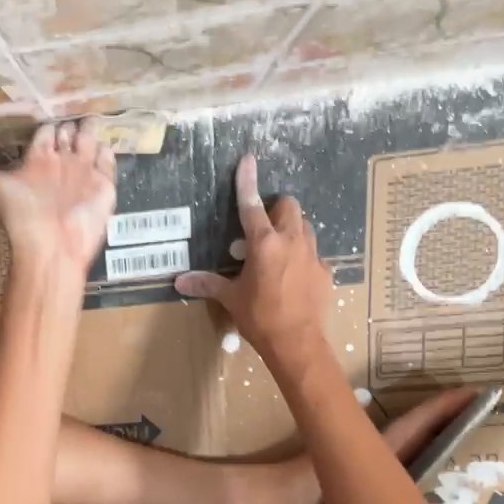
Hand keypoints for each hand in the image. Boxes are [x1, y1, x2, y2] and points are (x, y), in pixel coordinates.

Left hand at [0, 117, 116, 272]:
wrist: (51, 246)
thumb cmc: (21, 216)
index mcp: (37, 163)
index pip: (43, 136)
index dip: (45, 126)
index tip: (45, 108)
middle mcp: (60, 167)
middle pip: (67, 137)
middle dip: (69, 124)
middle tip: (74, 104)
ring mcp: (83, 176)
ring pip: (89, 145)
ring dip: (89, 132)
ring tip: (92, 116)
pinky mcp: (104, 187)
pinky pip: (108, 164)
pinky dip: (108, 153)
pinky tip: (108, 142)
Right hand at [176, 153, 333, 356]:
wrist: (298, 343)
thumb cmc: (260, 318)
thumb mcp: (231, 299)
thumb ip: (208, 284)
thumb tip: (179, 281)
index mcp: (264, 244)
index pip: (252, 205)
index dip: (247, 181)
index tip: (248, 160)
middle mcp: (292, 241)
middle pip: (289, 206)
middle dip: (276, 209)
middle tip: (261, 229)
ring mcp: (312, 255)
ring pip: (304, 227)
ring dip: (290, 231)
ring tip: (276, 252)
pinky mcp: (324, 271)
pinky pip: (312, 253)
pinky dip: (300, 257)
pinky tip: (290, 277)